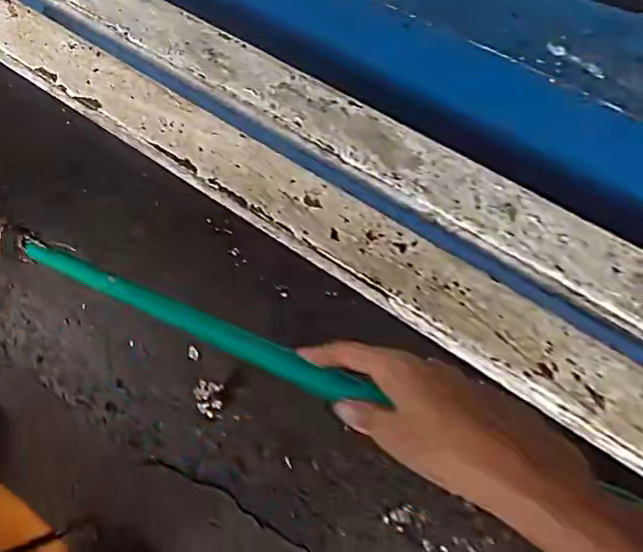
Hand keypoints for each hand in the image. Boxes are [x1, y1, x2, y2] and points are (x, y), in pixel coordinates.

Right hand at [302, 342, 638, 551]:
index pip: (346, 351)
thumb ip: (363, 416)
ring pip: (427, 385)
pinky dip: (447, 413)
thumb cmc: (455, 457)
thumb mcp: (392, 438)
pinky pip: (463, 404)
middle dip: (369, 379)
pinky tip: (454, 440)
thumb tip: (347, 406)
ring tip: (408, 425)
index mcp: (398, 368)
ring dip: (410, 397)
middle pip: (388, 365)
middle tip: (354, 396)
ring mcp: (472, 387)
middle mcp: (432, 368)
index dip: (320, 355)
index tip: (302, 358)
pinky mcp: (506, 410)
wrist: (541, 490)